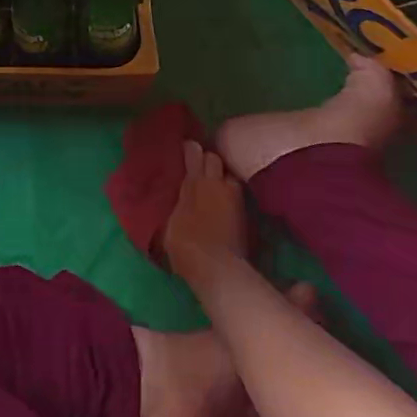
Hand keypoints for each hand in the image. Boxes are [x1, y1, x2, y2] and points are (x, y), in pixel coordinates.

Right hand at [163, 140, 249, 286]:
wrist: (216, 266)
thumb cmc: (184, 244)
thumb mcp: (169, 221)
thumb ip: (176, 205)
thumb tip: (176, 203)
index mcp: (192, 182)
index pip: (193, 151)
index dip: (190, 149)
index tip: (185, 149)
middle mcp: (213, 183)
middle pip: (215, 158)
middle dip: (208, 159)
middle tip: (200, 167)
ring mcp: (233, 198)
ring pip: (229, 175)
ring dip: (223, 177)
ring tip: (216, 185)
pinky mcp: (246, 214)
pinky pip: (238, 194)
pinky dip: (232, 195)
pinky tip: (226, 203)